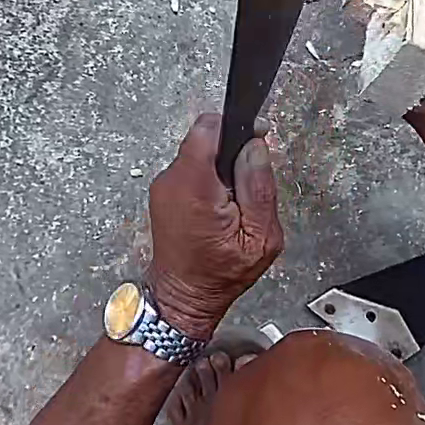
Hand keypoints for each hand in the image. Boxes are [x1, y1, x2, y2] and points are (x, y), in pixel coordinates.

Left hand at [147, 114, 283, 338]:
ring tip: (233, 203)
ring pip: (201, 153)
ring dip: (222, 169)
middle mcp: (172, 181)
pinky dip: (210, 179)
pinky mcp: (164, 190)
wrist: (185, 296)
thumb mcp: (260, 237)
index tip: (254, 139)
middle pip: (207, 139)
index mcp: (195, 188)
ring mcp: (164, 185)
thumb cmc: (221, 272)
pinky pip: (192, 168)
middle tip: (248, 184)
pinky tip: (220, 206)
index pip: (208, 129)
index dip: (235, 128)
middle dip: (232, 154)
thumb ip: (259, 187)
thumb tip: (255, 147)